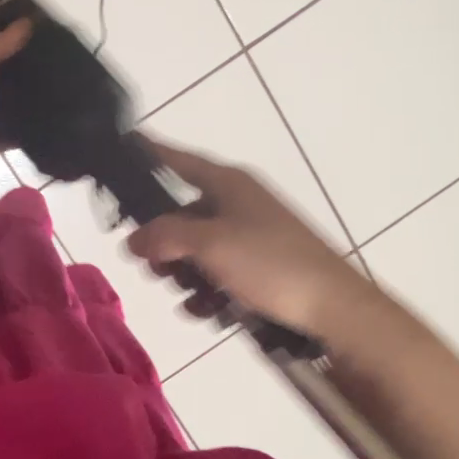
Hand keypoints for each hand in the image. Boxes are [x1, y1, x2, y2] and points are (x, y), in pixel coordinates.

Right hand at [125, 139, 378, 336]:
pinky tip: (205, 313)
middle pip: (180, 213)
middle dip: (161, 242)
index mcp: (228, 183)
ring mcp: (251, 234)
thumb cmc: (272, 264)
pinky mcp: (261, 266)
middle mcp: (238, 202)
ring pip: (197, 247)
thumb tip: (132, 239)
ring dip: (183, 274)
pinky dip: (206, 291)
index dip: (147, 152)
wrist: (338, 310)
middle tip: (152, 267)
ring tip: (185, 298)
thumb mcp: (210, 246)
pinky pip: (218, 271)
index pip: (176, 158)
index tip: (119, 145)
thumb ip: (164, 236)